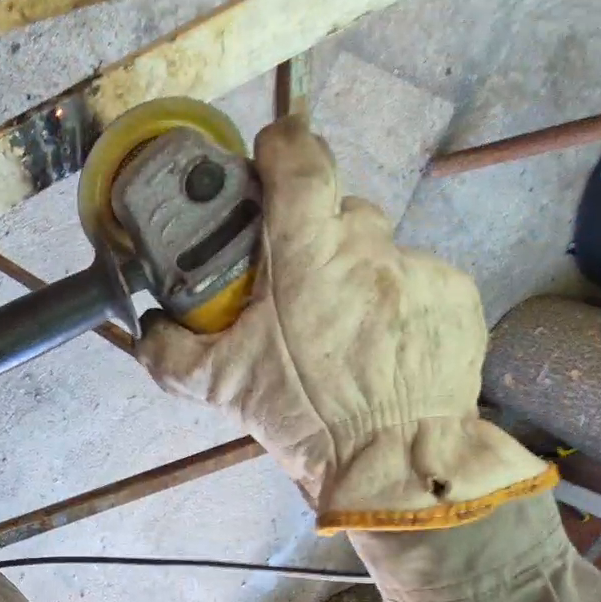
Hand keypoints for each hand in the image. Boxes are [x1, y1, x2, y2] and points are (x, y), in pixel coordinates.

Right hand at [131, 116, 553, 532]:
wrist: (393, 455)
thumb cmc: (303, 413)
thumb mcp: (222, 388)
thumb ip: (170, 355)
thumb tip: (146, 331)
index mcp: (308, 257)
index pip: (300, 165)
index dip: (282, 146)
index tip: (271, 148)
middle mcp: (369, 248)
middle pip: (337, 214)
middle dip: (312, 238)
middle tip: (291, 283)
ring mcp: (419, 269)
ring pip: (376, 252)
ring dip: (351, 276)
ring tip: (337, 330)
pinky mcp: (455, 295)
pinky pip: (414, 281)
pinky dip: (391, 302)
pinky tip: (378, 345)